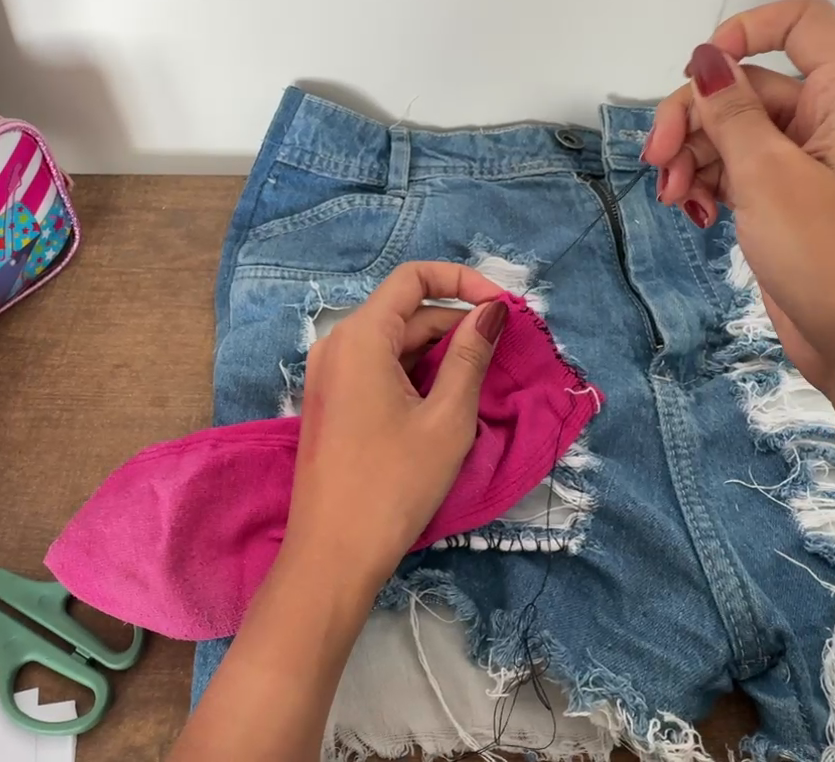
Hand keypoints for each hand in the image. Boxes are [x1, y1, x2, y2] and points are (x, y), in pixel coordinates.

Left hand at [284, 262, 506, 590]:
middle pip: (405, 310)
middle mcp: (336, 343)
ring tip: (481, 377)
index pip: (413, 278)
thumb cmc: (394, 484)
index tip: (503, 307)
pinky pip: (378, 366)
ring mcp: (329, 372)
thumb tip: (492, 312)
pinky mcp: (331, 399)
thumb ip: (470, 356)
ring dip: (439, 348)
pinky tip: (444, 396)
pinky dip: (414, 370)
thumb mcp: (446, 418)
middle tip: (504, 349)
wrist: (332, 556)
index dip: (462, 281)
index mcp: (360, 336)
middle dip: (457, 321)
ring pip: (394, 340)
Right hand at [640, 0, 834, 388]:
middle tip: (658, 160)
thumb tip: (705, 57)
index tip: (698, 72)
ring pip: (733, 133)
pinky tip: (691, 214)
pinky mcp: (788, 203)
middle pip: (747, 87)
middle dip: (694, 118)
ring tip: (674, 199)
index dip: (746, 31)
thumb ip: (732, 111)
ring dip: (693, 157)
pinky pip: (738, 172)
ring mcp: (807, 165)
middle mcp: (829, 121)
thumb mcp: (770, 177)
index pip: (801, 24)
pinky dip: (709, 185)